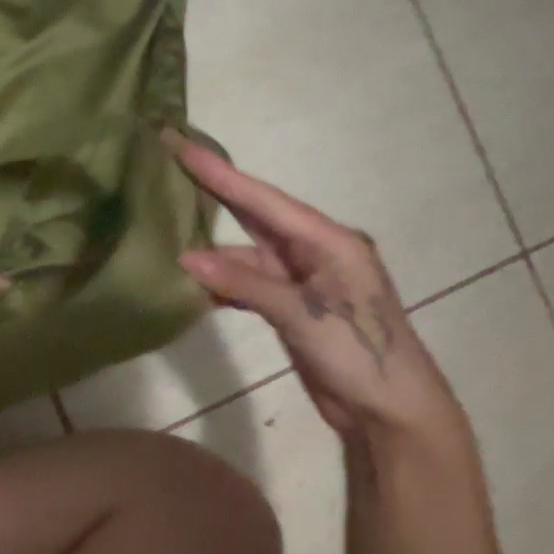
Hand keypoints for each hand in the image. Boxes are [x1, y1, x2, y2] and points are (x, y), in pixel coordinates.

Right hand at [165, 130, 460, 435]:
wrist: (389, 409)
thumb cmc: (359, 354)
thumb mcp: (302, 314)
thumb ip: (244, 283)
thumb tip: (186, 257)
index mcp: (330, 242)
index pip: (264, 200)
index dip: (220, 174)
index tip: (181, 144)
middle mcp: (316, 252)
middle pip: (255, 217)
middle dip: (214, 194)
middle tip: (170, 166)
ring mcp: (303, 281)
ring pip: (246, 256)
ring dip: (211, 252)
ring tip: (164, 236)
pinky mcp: (292, 308)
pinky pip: (247, 285)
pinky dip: (222, 284)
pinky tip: (192, 284)